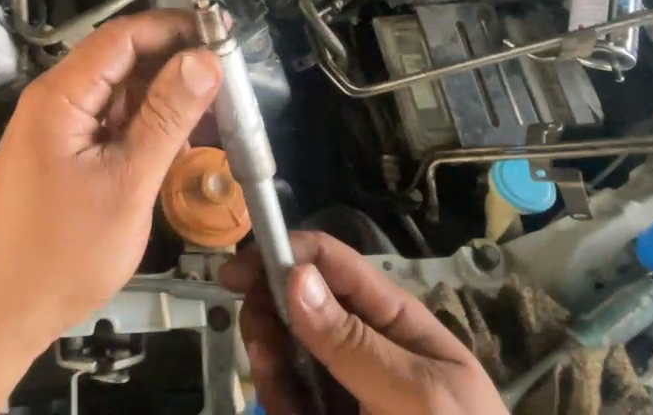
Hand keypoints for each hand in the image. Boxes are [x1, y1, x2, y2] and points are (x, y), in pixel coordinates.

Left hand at [0, 9, 222, 336]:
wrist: (5, 310)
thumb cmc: (62, 253)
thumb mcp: (127, 183)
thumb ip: (166, 118)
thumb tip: (203, 60)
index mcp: (61, 95)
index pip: (122, 37)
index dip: (172, 28)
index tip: (221, 34)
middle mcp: (57, 100)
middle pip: (121, 61)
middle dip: (175, 64)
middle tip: (229, 78)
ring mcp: (59, 127)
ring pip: (121, 93)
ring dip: (165, 98)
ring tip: (216, 112)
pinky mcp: (66, 152)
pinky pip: (112, 123)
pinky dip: (147, 127)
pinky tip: (182, 142)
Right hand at [222, 231, 508, 414]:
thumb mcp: (417, 397)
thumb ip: (354, 342)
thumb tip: (295, 274)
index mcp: (391, 317)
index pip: (328, 260)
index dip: (281, 254)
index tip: (234, 274)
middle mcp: (360, 341)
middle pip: (293, 302)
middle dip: (268, 319)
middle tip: (261, 351)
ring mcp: (342, 384)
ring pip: (282, 352)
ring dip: (271, 371)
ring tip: (287, 404)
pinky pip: (287, 397)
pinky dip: (279, 402)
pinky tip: (289, 414)